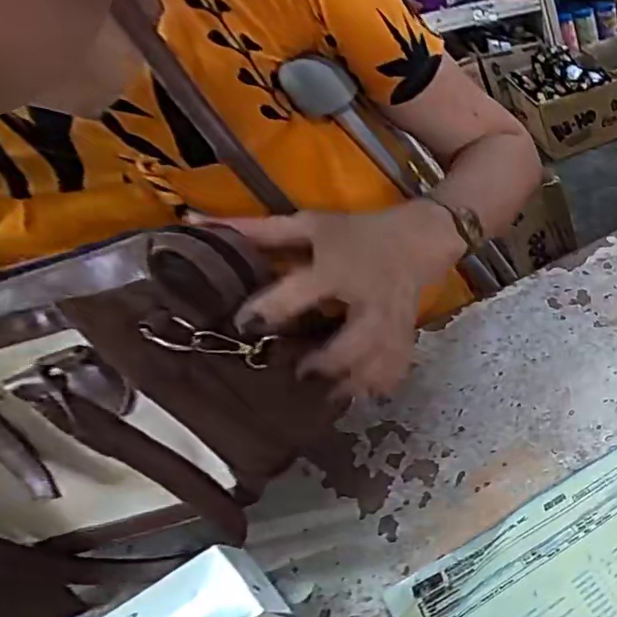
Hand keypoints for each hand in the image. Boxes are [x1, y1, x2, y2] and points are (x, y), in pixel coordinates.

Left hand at [200, 200, 463, 398]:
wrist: (422, 239)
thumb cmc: (363, 232)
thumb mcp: (313, 225)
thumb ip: (259, 230)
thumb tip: (193, 223)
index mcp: (338, 271)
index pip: (300, 293)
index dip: (268, 311)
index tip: (245, 326)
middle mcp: (368, 302)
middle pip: (353, 342)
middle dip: (327, 362)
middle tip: (300, 372)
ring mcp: (391, 322)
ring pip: (379, 360)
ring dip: (355, 380)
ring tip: (330, 394)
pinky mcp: (405, 334)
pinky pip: (396, 365)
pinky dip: (381, 382)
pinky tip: (364, 392)